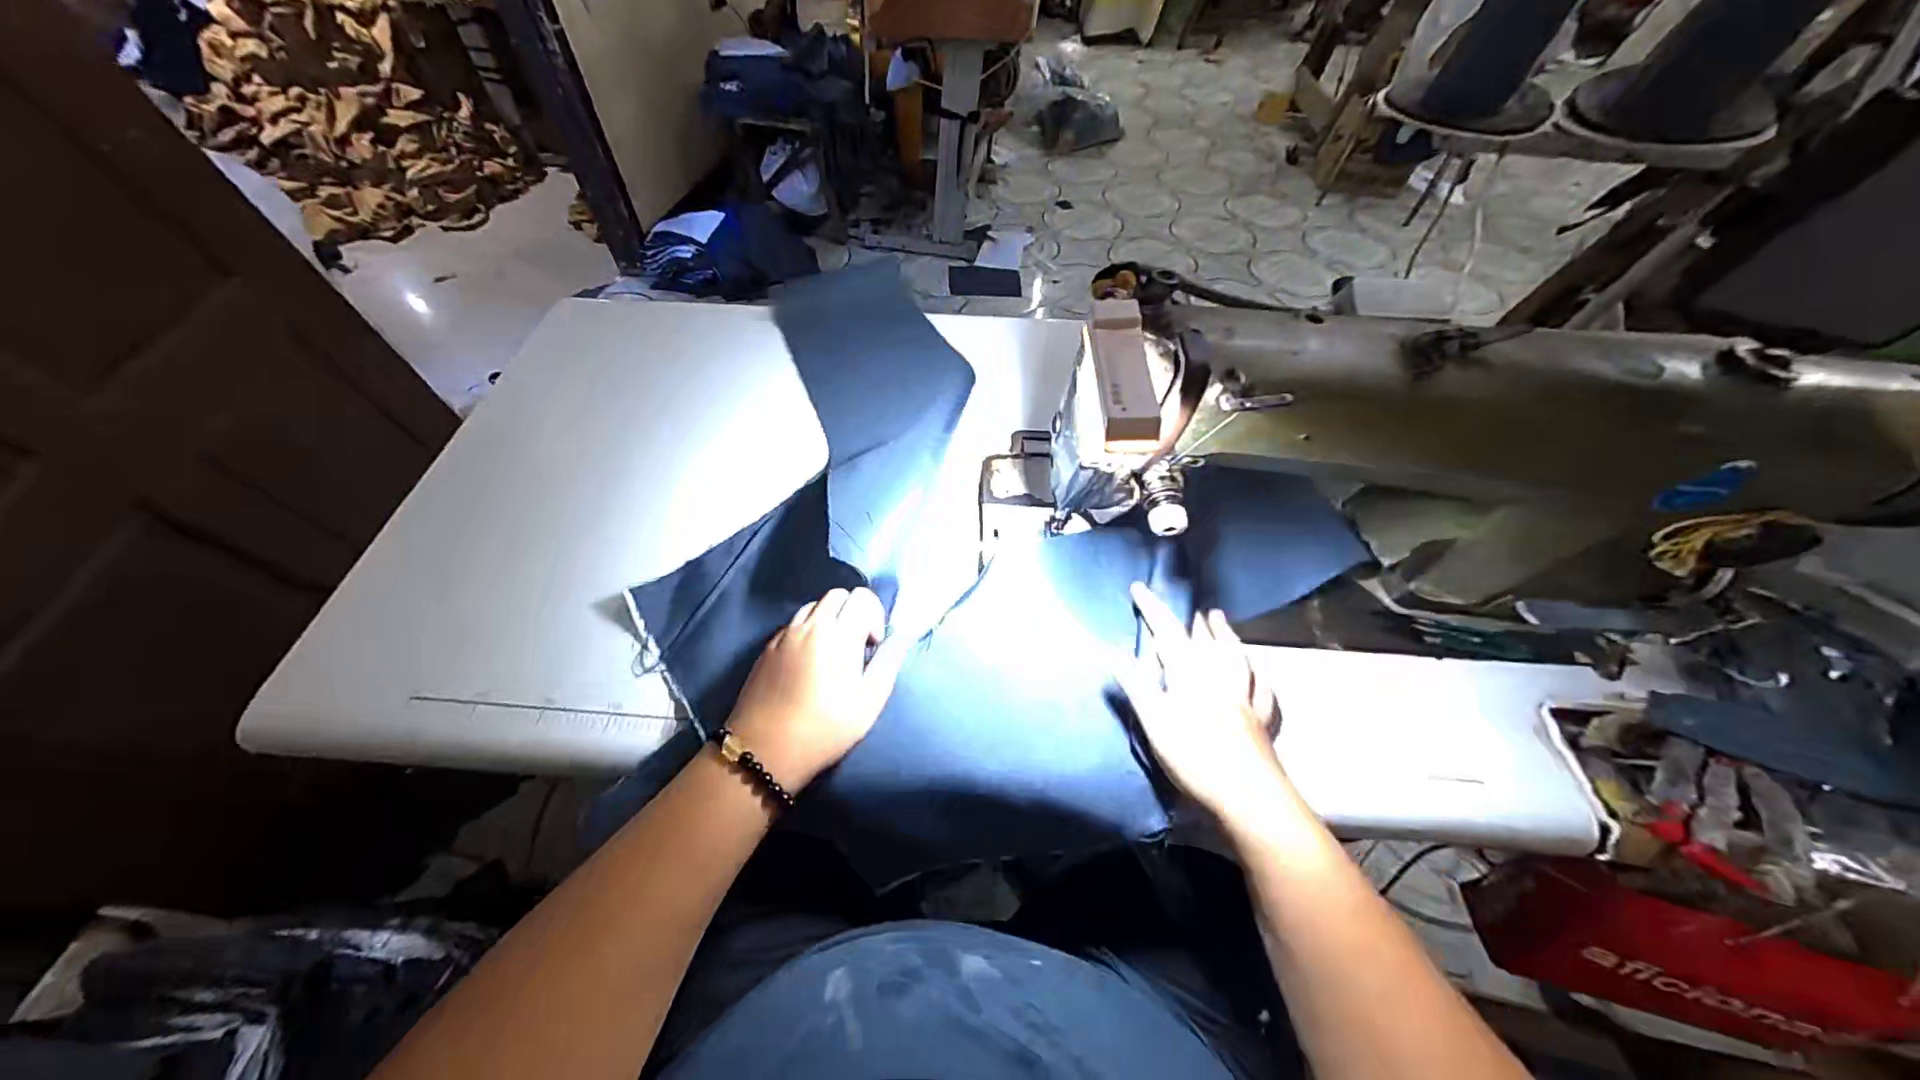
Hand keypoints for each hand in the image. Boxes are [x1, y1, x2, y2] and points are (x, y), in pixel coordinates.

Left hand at [725, 587, 903, 790]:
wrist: (763, 751)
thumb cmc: (823, 729)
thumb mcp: (869, 702)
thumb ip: (888, 662)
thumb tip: (901, 637)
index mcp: (839, 635)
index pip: (862, 598)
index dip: (875, 616)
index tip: (872, 647)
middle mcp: (810, 626)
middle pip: (837, 595)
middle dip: (853, 612)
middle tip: (855, 647)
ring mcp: (784, 635)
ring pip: (813, 606)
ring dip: (829, 620)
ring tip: (832, 655)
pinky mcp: (766, 648)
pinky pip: (793, 624)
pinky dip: (807, 631)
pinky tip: (808, 663)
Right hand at [1116, 582, 1286, 826]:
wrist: (1249, 797)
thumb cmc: (1195, 758)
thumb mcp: (1155, 722)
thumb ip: (1137, 685)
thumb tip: (1114, 653)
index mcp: (1191, 676)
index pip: (1169, 633)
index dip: (1153, 609)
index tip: (1139, 587)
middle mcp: (1221, 679)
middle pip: (1206, 641)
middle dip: (1193, 621)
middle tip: (1188, 606)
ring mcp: (1245, 699)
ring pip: (1237, 658)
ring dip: (1226, 636)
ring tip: (1219, 620)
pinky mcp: (1262, 722)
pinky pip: (1262, 690)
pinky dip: (1258, 676)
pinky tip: (1259, 675)